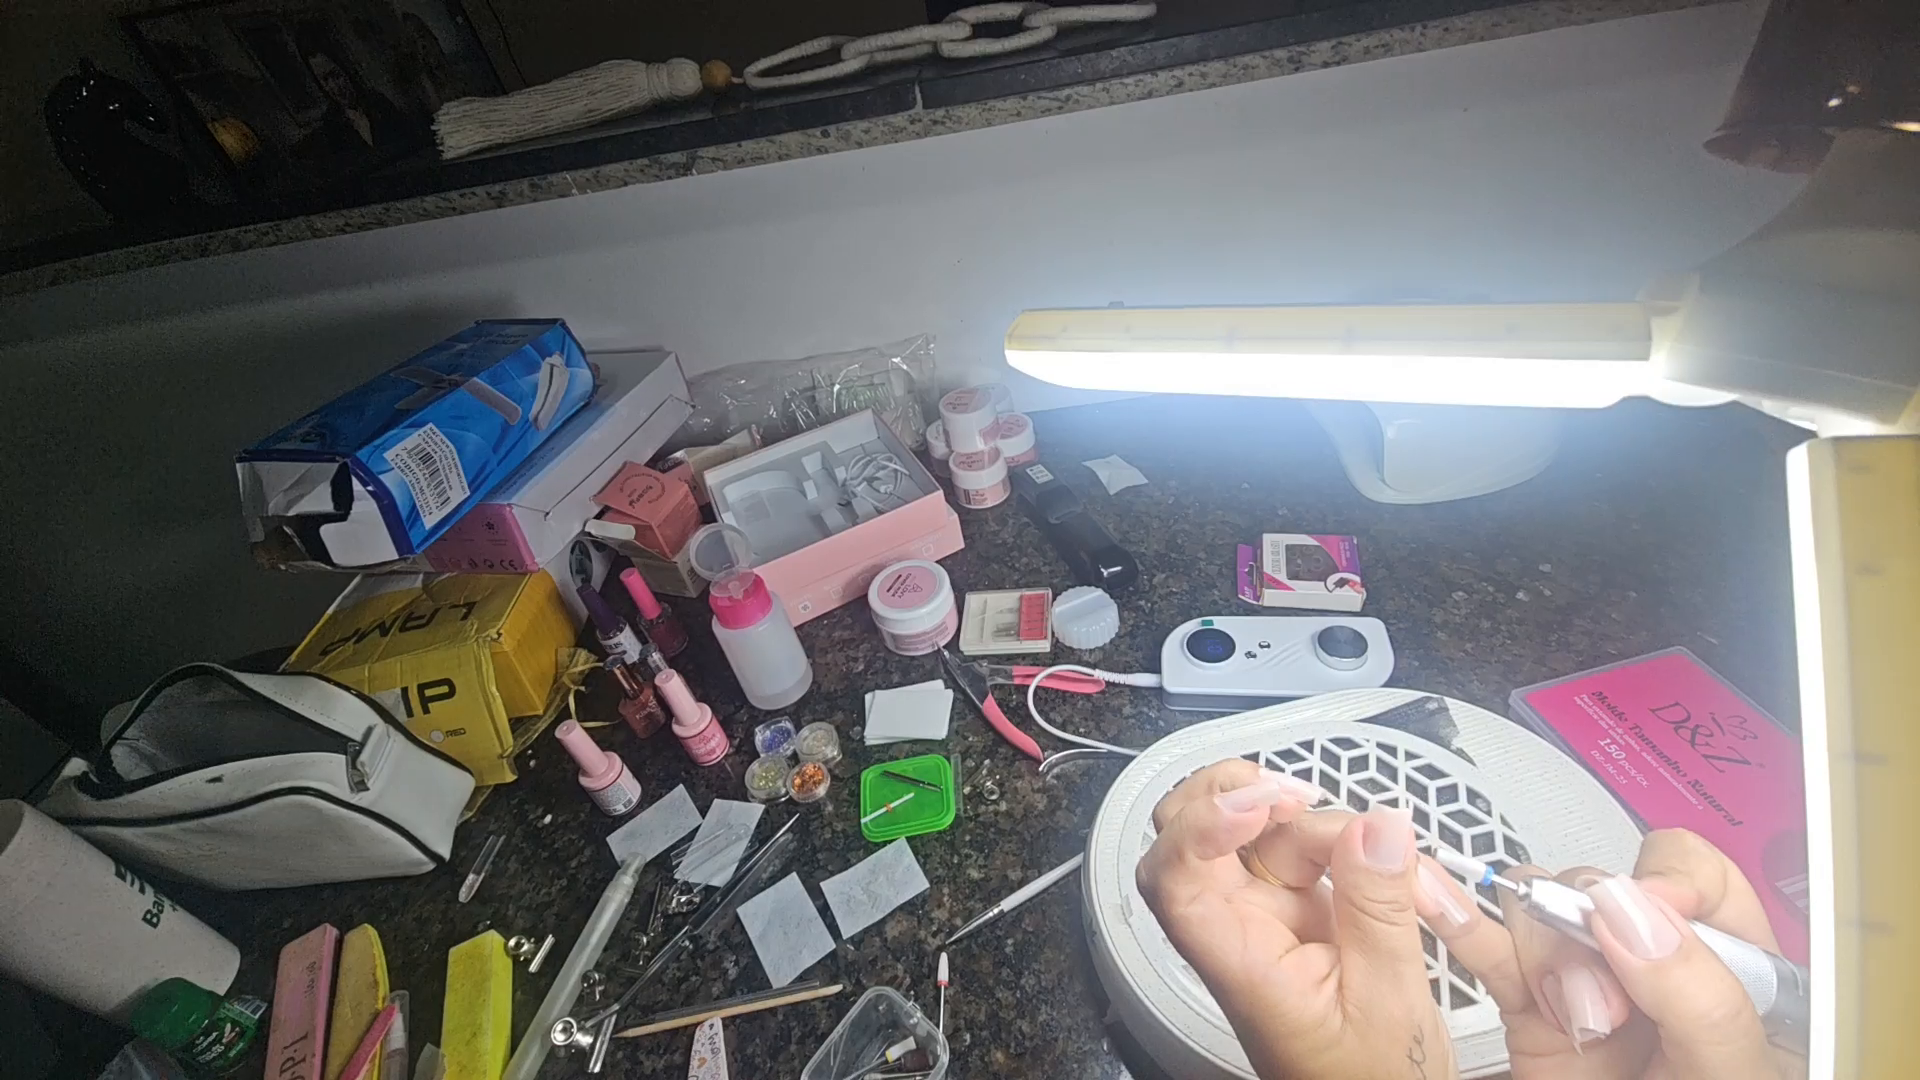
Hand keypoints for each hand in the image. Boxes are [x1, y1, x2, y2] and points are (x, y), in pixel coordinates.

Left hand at [1137, 760, 1457, 1079]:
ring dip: (1307, 819)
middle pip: (1187, 829)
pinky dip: (1334, 836)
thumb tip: (1379, 825)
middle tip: (1293, 795)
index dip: (1196, 828)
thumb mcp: (1390, 1002)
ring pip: (1248, 826)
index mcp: (1231, 955)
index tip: (1254, 807)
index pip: (1173, 878)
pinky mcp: (1289, 898)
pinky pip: (1294, 843)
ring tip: (1376, 847)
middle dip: (1231, 792)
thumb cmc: (1370, 1078)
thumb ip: (1379, 910)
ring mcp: (1257, 904)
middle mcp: (1230, 919)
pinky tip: (1376, 852)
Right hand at [1423, 828, 1804, 1079]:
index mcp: (1730, 983)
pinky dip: (1454, 918)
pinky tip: (1434, 899)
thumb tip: (1625, 906)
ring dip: (1534, 948)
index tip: (1635, 916)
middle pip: (1596, 889)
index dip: (1661, 879)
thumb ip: (1698, 1001)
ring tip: (1557, 1010)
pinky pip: (1481, 942)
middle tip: (1599, 1001)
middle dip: (1587, 934)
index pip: (1694, 880)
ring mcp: (1583, 984)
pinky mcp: (1526, 1002)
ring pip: (1534, 909)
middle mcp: (1651, 972)